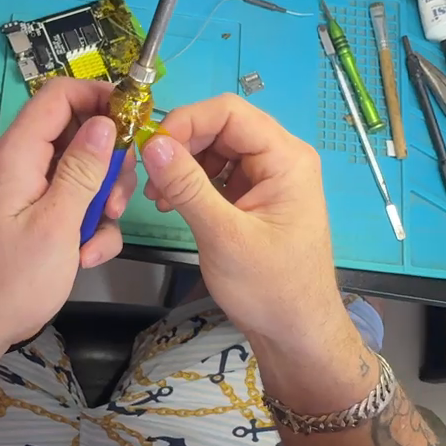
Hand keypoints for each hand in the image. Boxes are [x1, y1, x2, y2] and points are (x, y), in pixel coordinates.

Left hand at [0, 77, 135, 380]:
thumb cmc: (14, 278)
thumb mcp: (57, 224)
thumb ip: (82, 170)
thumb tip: (104, 122)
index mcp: (19, 155)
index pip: (58, 96)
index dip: (98, 96)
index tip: (134, 119)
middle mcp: (23, 165)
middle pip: (78, 135)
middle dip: (109, 164)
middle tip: (120, 198)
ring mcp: (31, 193)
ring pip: (84, 174)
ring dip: (103, 204)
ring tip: (99, 237)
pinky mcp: (38, 218)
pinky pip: (74, 206)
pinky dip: (89, 229)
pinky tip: (87, 258)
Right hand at [140, 94, 372, 410]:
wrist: (296, 333)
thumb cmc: (269, 288)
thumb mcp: (224, 236)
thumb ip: (188, 187)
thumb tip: (151, 144)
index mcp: (286, 158)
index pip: (229, 112)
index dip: (186, 122)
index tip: (151, 150)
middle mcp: (280, 158)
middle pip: (221, 126)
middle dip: (181, 145)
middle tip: (149, 178)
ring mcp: (268, 177)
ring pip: (216, 148)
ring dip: (183, 165)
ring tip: (158, 198)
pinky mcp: (255, 196)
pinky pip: (218, 172)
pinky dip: (192, 182)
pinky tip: (173, 204)